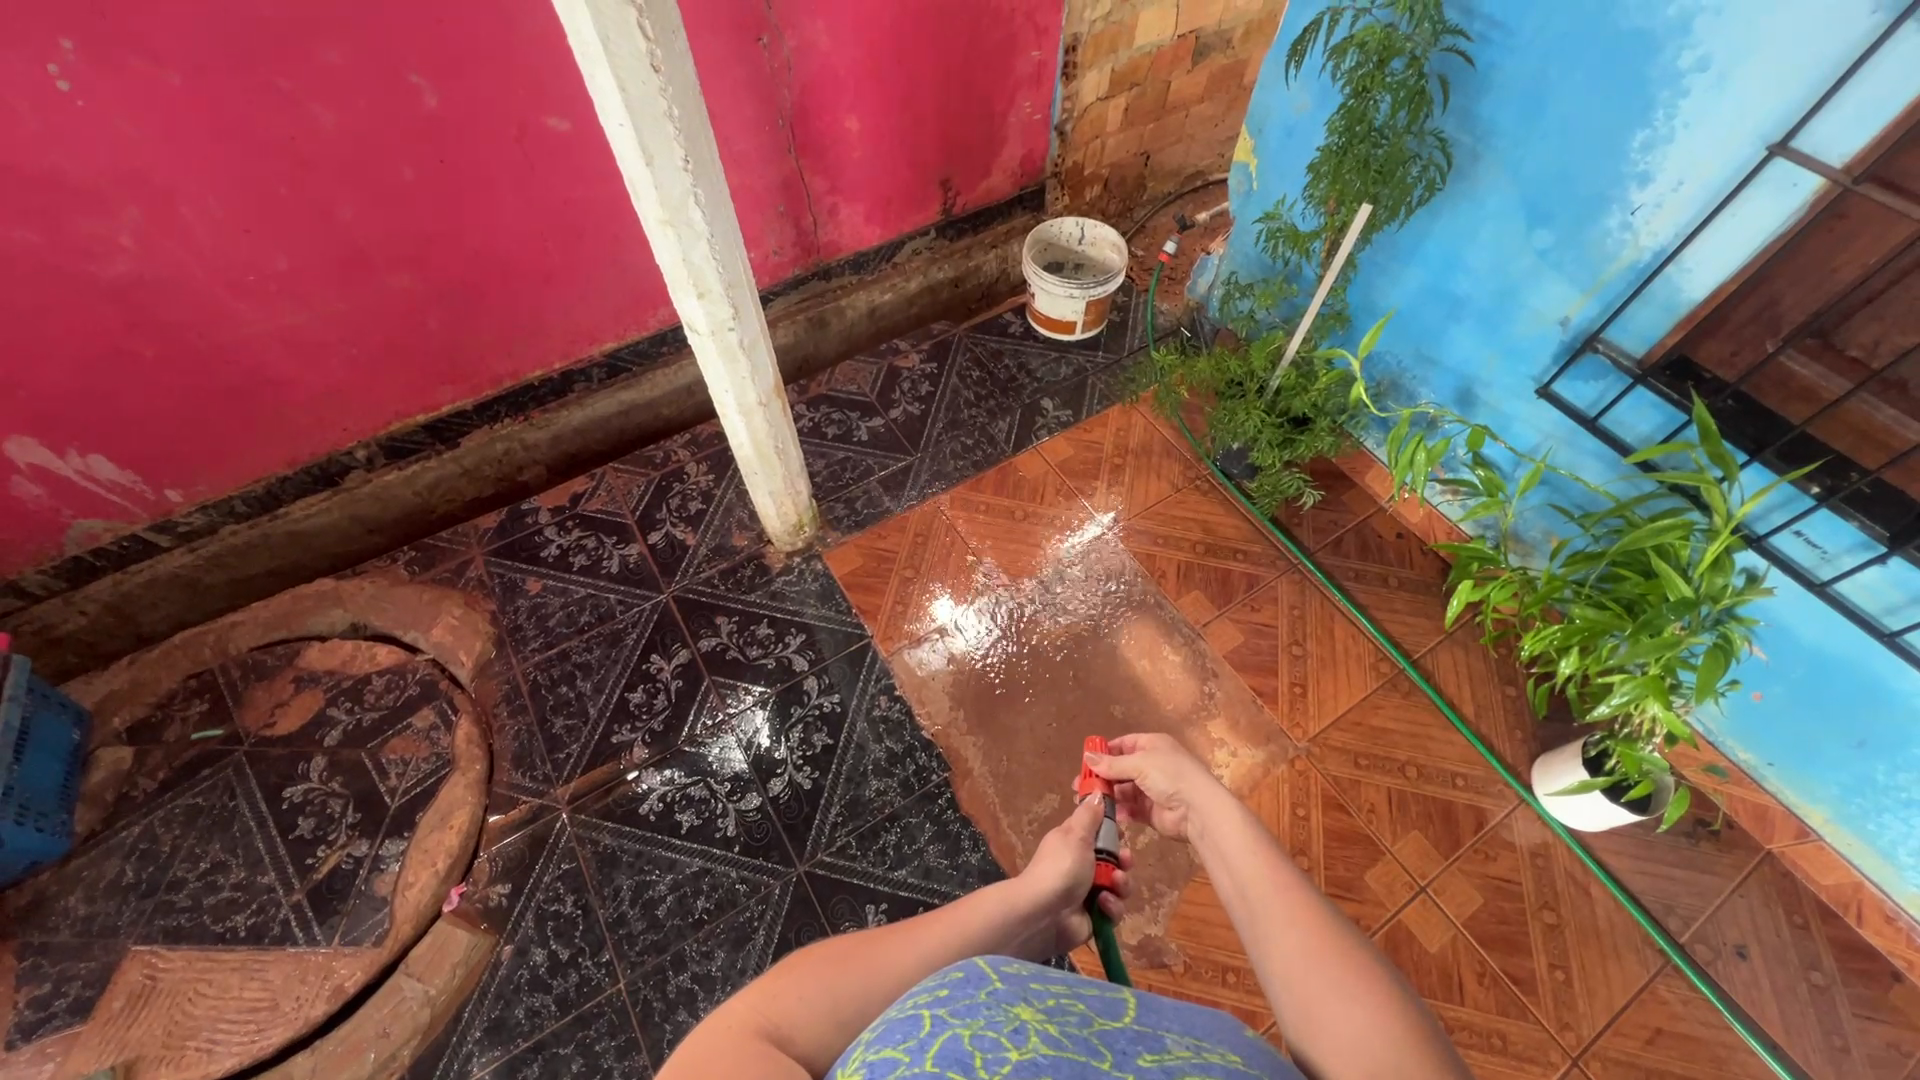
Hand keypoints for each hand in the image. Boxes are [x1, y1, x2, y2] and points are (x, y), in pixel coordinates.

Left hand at [1011, 796, 1131, 956]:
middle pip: (1115, 860)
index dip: (1113, 834)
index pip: (1099, 833)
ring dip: (1120, 885)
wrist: (1044, 912)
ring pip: (1119, 886)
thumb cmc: (1061, 867)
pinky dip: (1111, 907)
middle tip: (1124, 862)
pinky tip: (1102, 905)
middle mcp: (1082, 865)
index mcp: (1074, 842)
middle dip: (1123, 862)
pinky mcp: (1096, 916)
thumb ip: (1089, 815)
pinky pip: (1115, 909)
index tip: (1122, 833)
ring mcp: (1089, 891)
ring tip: (1111, 886)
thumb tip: (1095, 792)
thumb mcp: (1075, 835)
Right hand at [1083, 733, 1228, 841]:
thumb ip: (1112, 764)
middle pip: (1120, 769)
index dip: (1105, 752)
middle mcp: (1151, 765)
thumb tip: (1087, 757)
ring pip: (1123, 790)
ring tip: (1088, 802)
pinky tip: (1107, 814)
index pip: (1123, 744)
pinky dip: (1119, 811)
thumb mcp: (1139, 764)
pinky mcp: (1151, 811)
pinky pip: (1130, 809)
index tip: (1086, 762)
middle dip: (1101, 777)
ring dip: (1107, 795)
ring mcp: (1151, 789)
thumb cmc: (1170, 776)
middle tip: (1079, 787)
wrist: (1198, 810)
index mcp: (1152, 746)